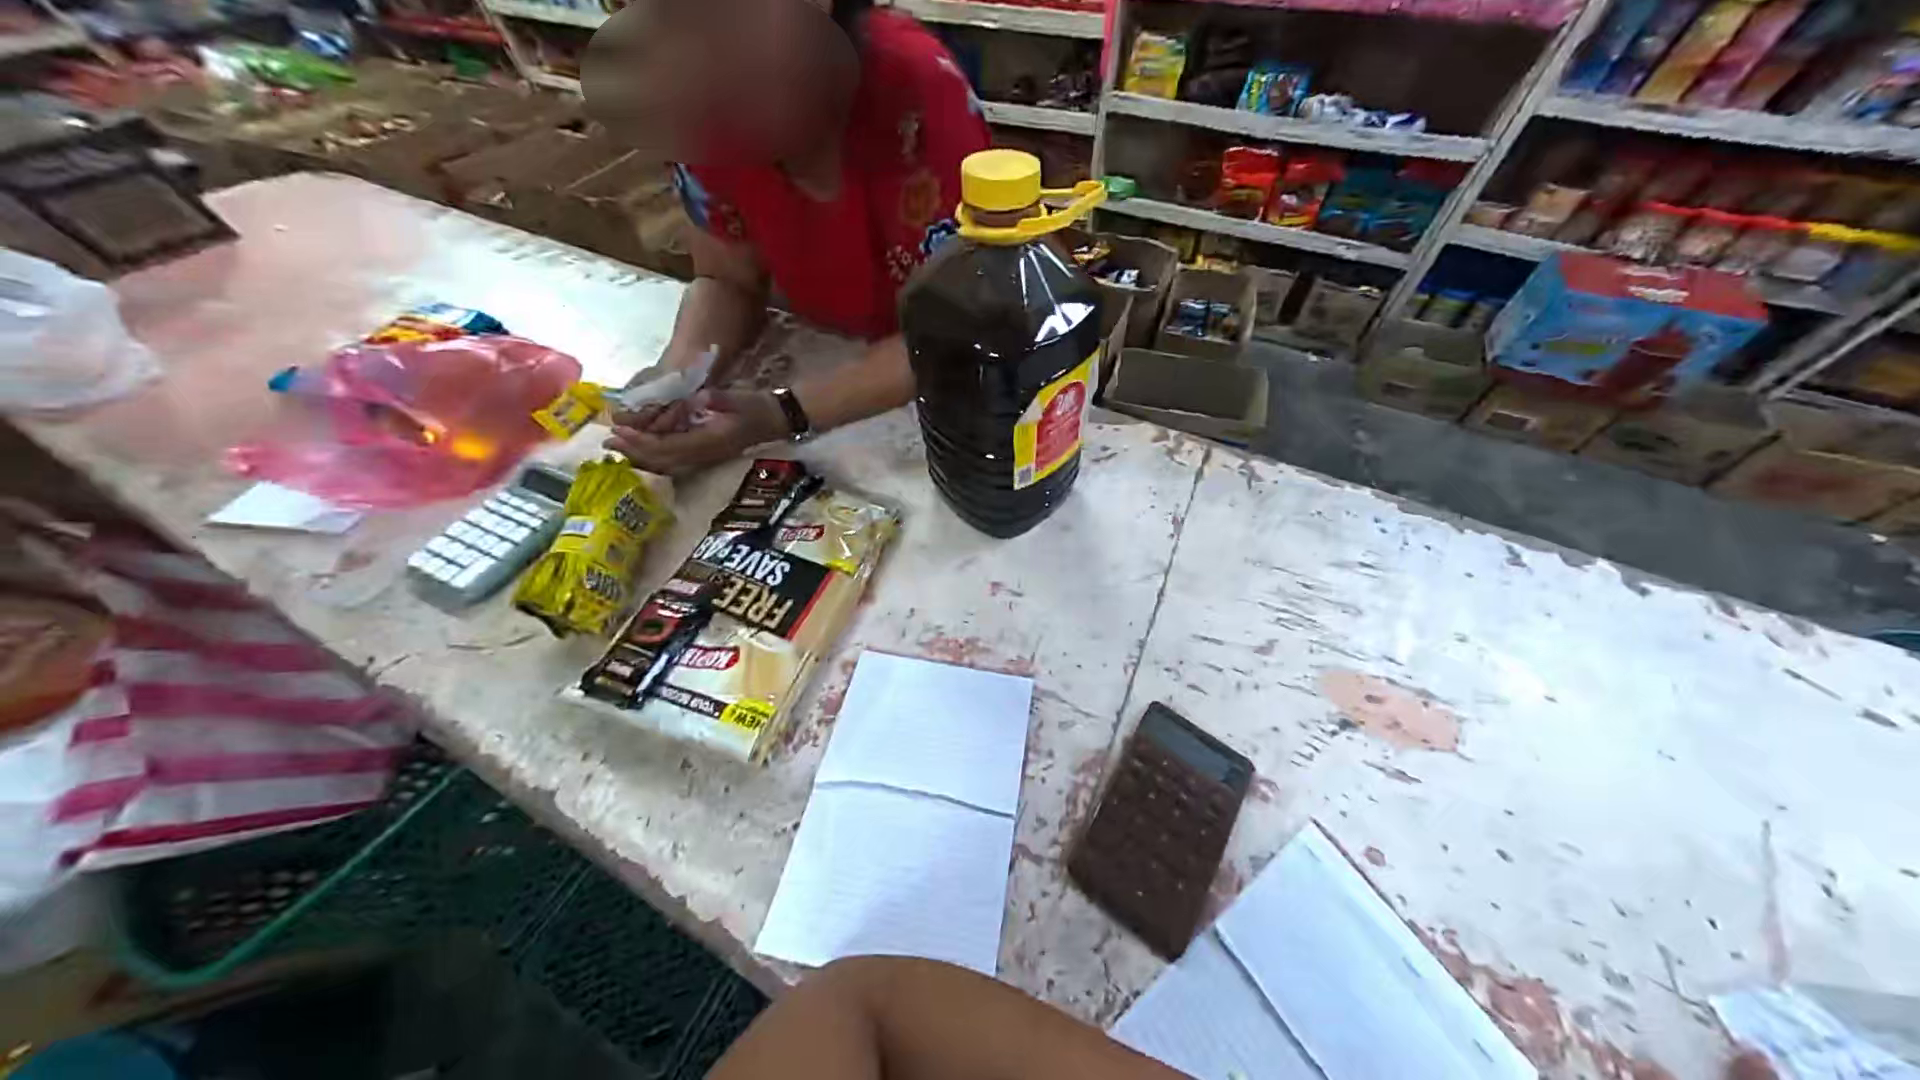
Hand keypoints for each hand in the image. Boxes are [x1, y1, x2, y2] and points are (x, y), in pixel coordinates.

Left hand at [604, 389, 786, 475]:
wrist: (779, 420)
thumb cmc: (759, 408)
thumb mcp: (739, 399)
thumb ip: (716, 399)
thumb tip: (696, 399)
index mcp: (711, 442)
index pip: (669, 446)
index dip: (643, 441)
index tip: (620, 431)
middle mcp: (706, 455)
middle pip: (663, 460)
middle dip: (635, 452)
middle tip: (608, 443)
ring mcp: (707, 457)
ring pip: (667, 463)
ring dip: (642, 457)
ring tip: (619, 449)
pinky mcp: (707, 454)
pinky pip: (675, 460)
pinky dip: (655, 456)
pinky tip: (643, 450)